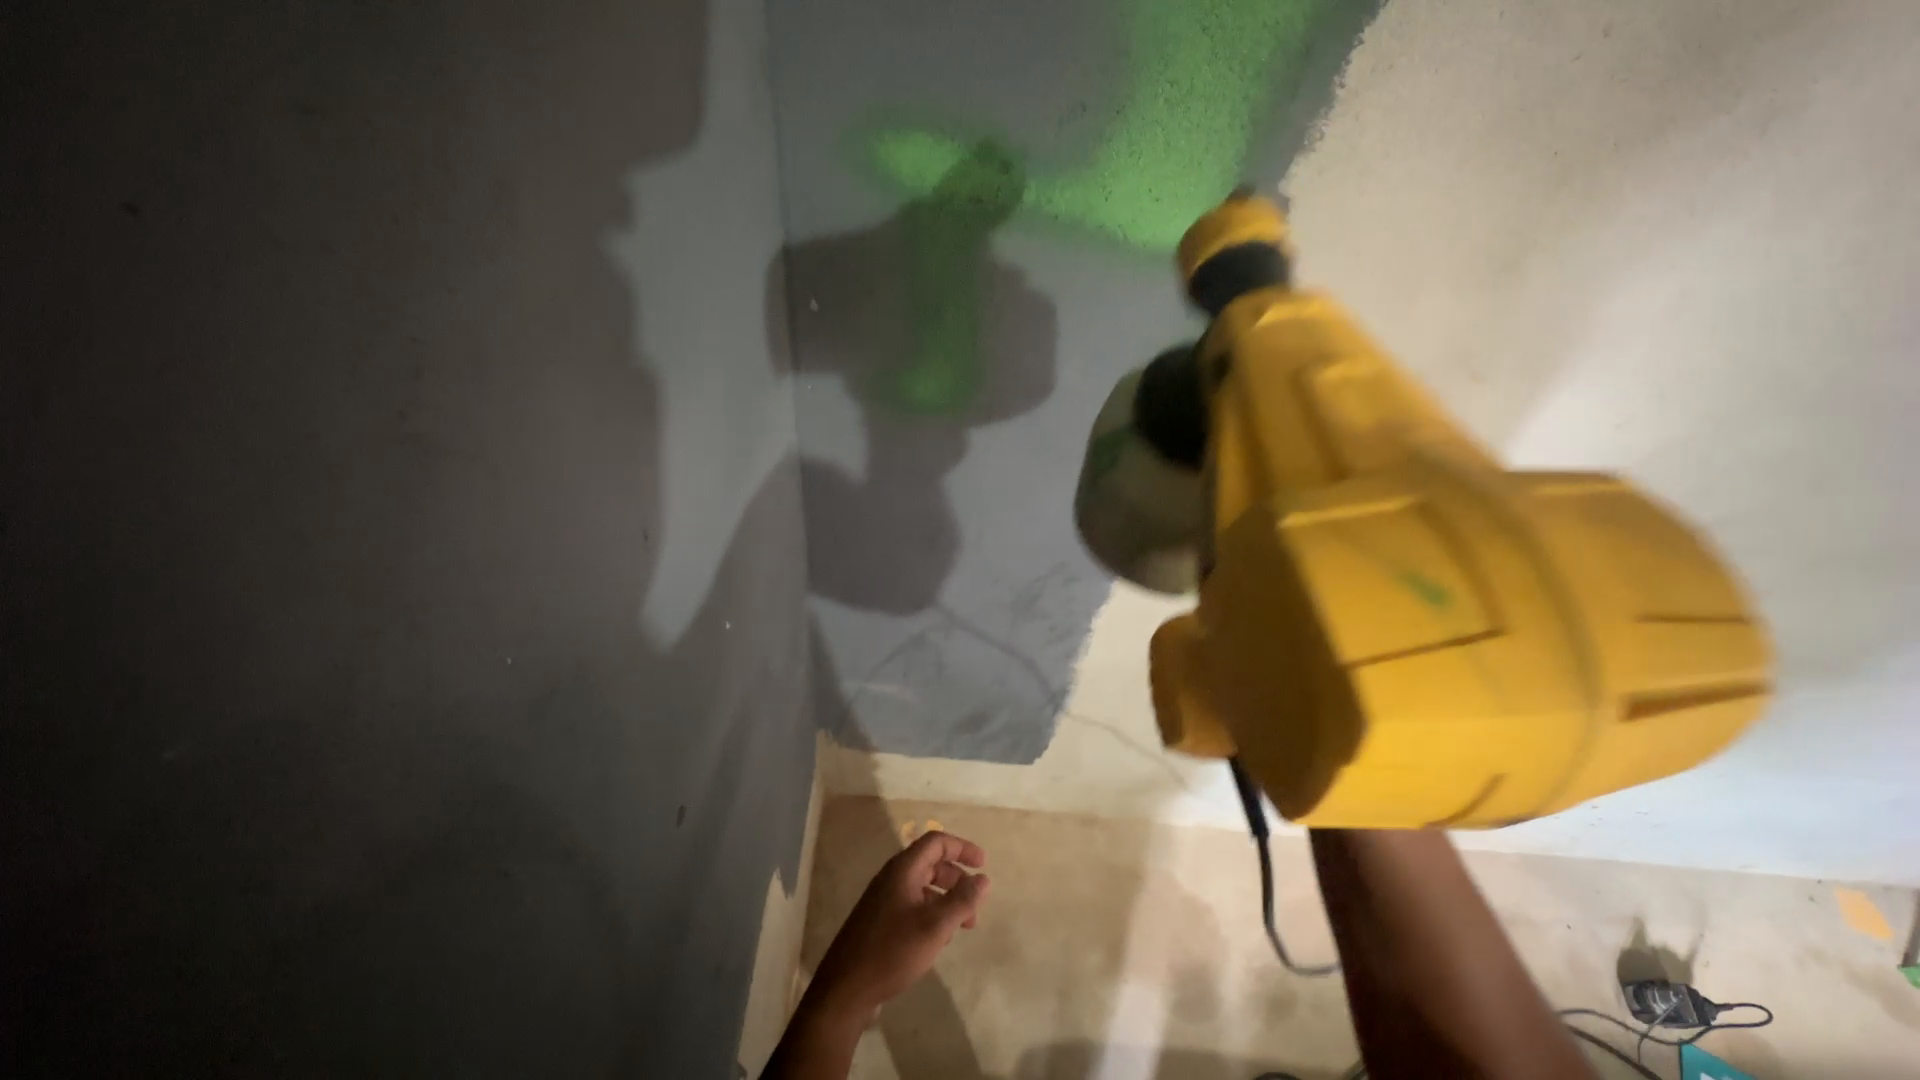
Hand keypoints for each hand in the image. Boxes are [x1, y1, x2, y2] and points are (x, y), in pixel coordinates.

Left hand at [805, 830, 990, 1022]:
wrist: (846, 987)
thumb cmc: (892, 951)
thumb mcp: (935, 926)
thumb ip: (962, 900)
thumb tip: (983, 878)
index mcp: (902, 870)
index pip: (936, 842)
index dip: (961, 848)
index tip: (983, 865)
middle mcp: (892, 879)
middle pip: (931, 864)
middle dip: (957, 879)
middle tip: (975, 905)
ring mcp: (883, 900)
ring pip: (923, 887)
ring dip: (946, 900)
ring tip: (962, 926)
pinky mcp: (880, 921)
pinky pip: (912, 905)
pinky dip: (932, 913)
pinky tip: (939, 939)